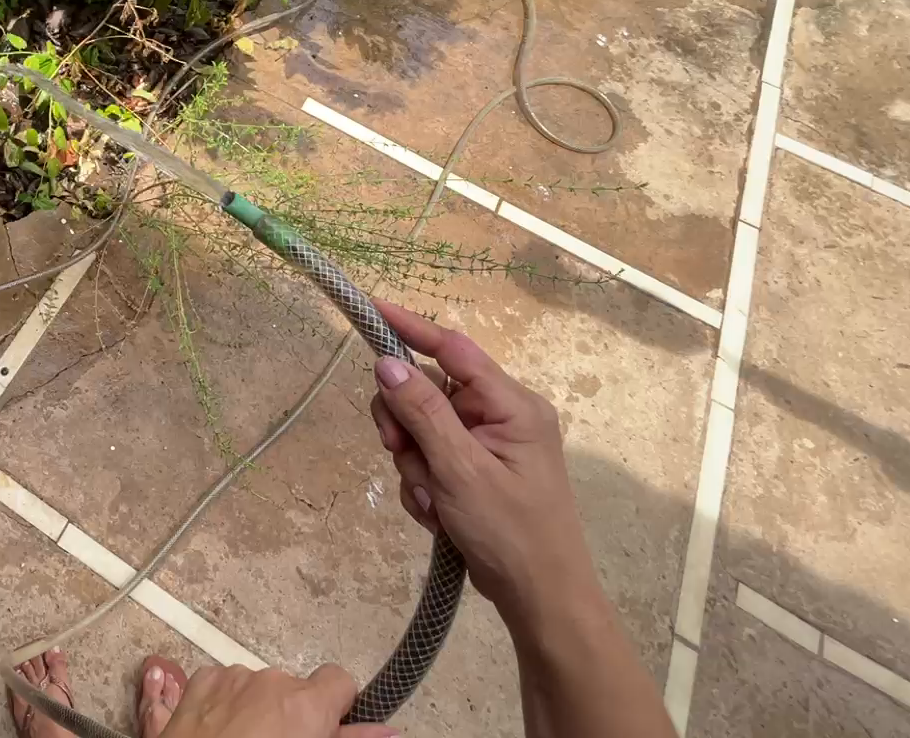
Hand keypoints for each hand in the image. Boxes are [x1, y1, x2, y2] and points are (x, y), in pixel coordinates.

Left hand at [158, 663, 397, 737]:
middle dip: (293, 718)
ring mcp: (230, 675)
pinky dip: (228, 707)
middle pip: (295, 690)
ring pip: (259, 689)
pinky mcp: (200, 680)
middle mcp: (269, 679)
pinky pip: (226, 687)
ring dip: (259, 713)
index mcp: (305, 705)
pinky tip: (218, 736)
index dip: (338, 705)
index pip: (339, 679)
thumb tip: (391, 733)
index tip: (330, 731)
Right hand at [367, 299, 598, 631]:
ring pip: (417, 426)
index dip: (409, 326)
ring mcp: (483, 441)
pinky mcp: (470, 467)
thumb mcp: (460, 470)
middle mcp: (497, 414)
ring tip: (430, 499)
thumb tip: (386, 362)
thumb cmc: (511, 532)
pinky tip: (437, 512)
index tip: (369, 308)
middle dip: (404, 425)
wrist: (541, 602)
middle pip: (423, 389)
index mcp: (510, 405)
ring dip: (412, 463)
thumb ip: (422, 412)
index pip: (451, 348)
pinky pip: (424, 455)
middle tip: (398, 452)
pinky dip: (420, 482)